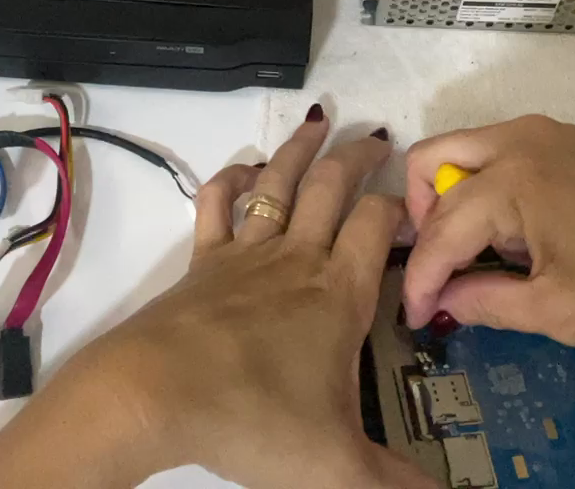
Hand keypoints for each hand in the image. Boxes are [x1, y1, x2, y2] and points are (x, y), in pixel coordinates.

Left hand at [0, 111, 434, 488]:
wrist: (159, 391)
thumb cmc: (253, 419)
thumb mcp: (338, 468)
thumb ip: (398, 485)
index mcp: (337, 292)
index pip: (377, 226)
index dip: (399, 206)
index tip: (415, 201)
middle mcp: (296, 257)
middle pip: (332, 187)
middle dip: (358, 157)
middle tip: (377, 135)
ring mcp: (246, 252)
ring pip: (279, 182)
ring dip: (300, 149)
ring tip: (319, 121)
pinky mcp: (203, 257)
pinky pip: (217, 202)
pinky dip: (231, 179)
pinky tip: (244, 170)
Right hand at [402, 114, 574, 353]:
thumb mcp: (563, 312)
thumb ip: (486, 304)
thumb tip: (440, 303)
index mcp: (515, 178)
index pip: (440, 227)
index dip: (420, 278)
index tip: (414, 319)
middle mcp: (519, 138)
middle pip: (431, 160)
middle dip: (422, 216)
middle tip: (440, 270)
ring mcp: (545, 131)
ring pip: (463, 151)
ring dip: (453, 199)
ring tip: (483, 257)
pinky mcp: (568, 139)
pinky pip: (499, 153)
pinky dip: (487, 188)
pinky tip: (519, 234)